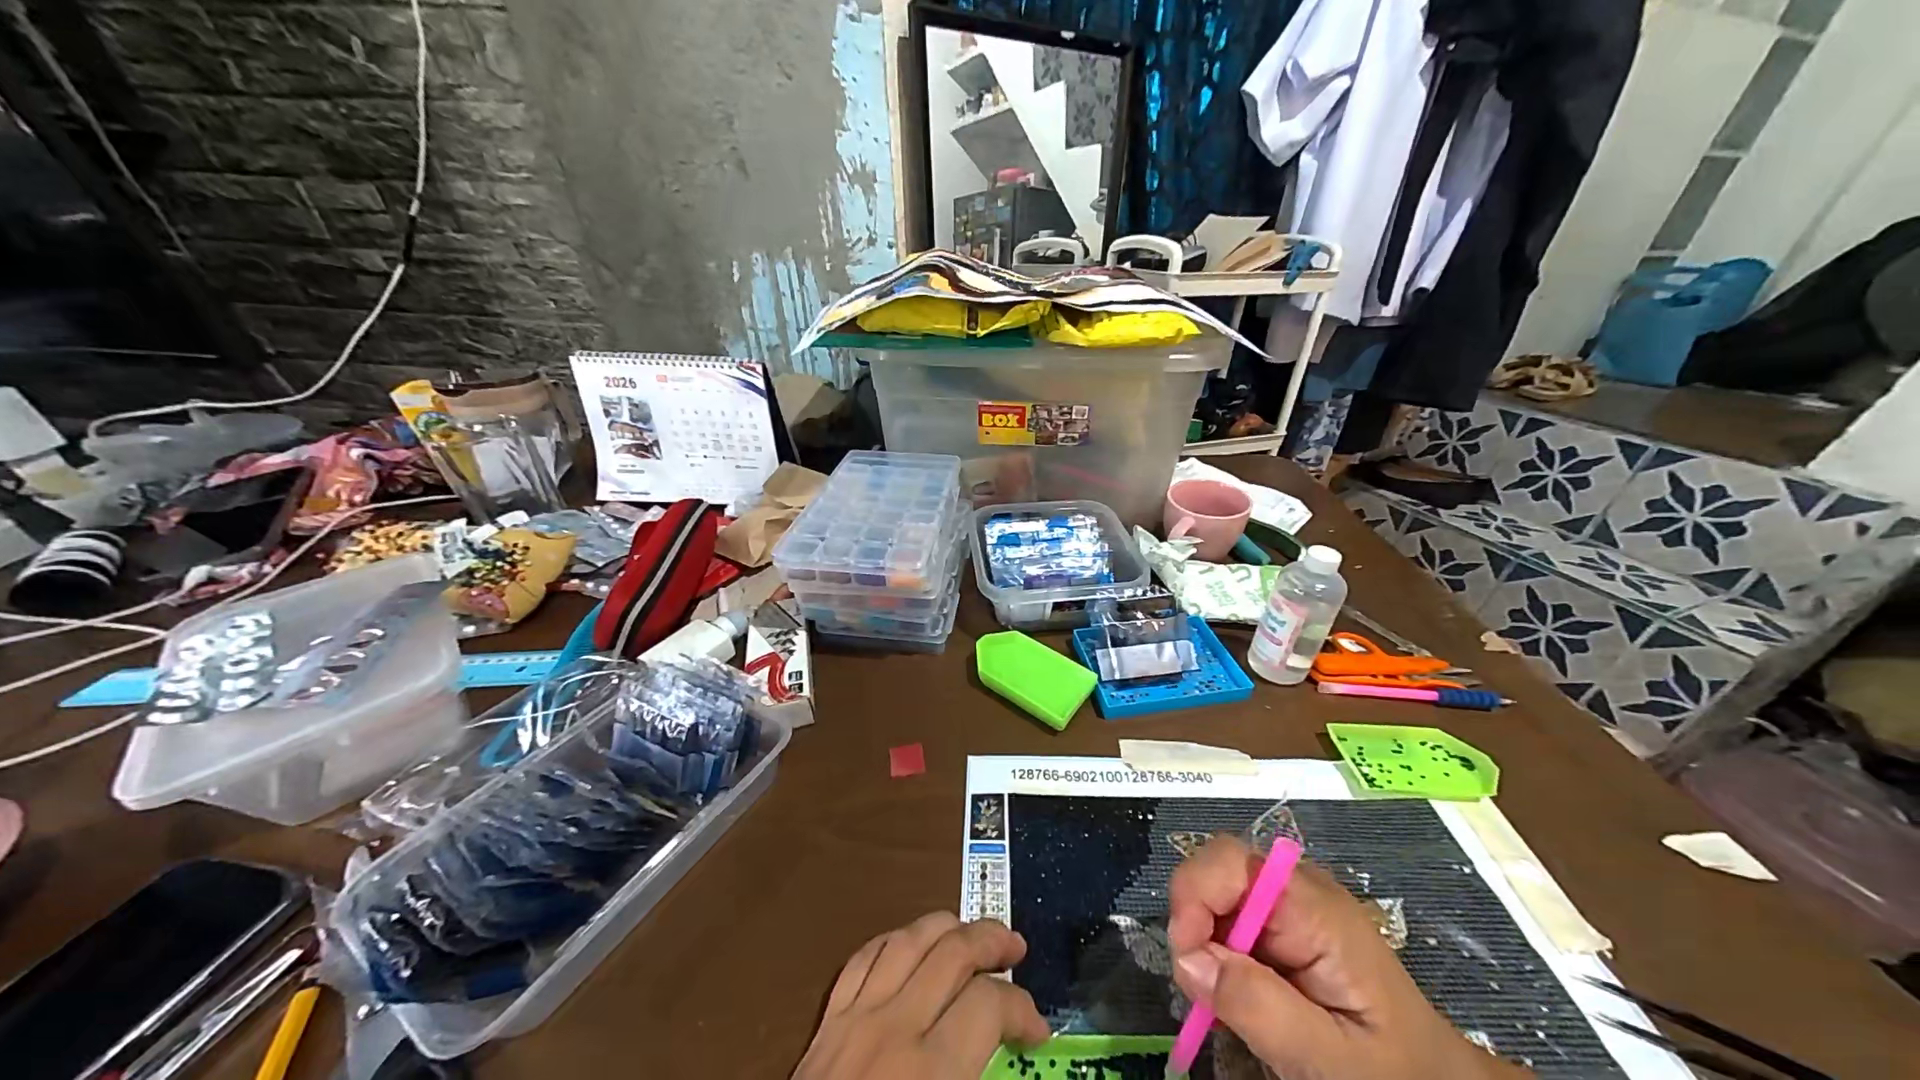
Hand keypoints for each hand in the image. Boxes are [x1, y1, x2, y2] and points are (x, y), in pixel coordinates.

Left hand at [794, 912, 1049, 1079]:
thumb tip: (1005, 1057)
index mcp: (929, 1071)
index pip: (988, 1005)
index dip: (1023, 1009)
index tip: (1036, 1030)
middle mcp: (893, 1028)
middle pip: (952, 952)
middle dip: (992, 940)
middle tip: (1015, 948)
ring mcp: (856, 1016)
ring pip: (908, 939)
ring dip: (947, 927)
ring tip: (971, 932)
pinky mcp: (828, 1018)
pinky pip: (865, 956)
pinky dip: (895, 940)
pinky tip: (913, 944)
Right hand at [1169, 837, 1530, 1079]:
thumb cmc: (1396, 1073)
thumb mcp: (1331, 1059)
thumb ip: (1261, 1007)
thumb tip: (1187, 958)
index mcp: (1315, 909)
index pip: (1230, 859)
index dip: (1194, 896)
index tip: (1189, 961)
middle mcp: (1298, 890)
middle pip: (1216, 871)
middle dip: (1193, 923)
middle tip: (1204, 990)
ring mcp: (1289, 905)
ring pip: (1215, 895)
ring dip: (1202, 944)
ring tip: (1224, 1003)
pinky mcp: (1283, 925)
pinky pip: (1228, 919)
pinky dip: (1216, 954)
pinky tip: (1237, 995)